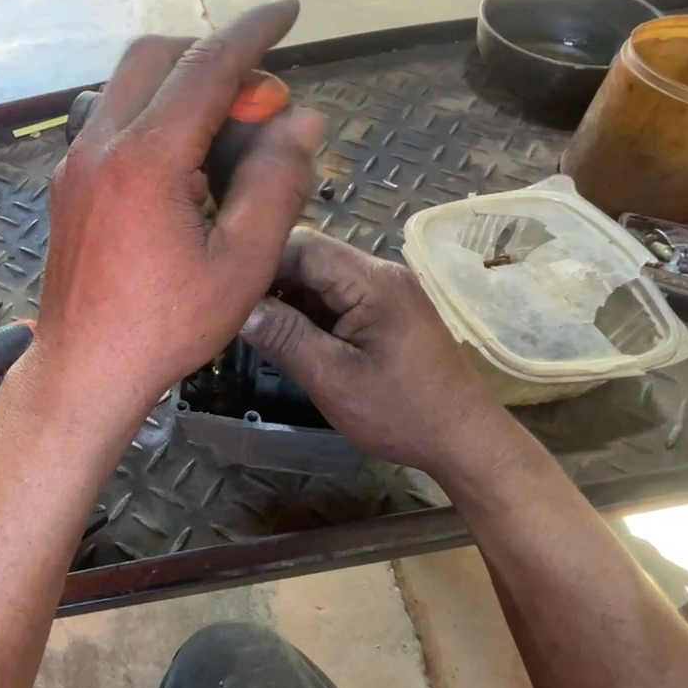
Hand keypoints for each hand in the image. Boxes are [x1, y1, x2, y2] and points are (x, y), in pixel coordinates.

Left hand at [33, 0, 324, 410]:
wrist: (84, 367)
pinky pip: (111, 120)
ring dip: (179, 86)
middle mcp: (100, 145)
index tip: (287, 11)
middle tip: (257, 98)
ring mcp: (75, 162)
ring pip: (127, 85)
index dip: (254, 33)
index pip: (206, 67)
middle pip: (155, 56)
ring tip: (225, 133)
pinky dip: (152, 115)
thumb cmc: (165, 326)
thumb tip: (302, 121)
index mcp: (146, 159)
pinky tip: (183, 163)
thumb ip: (276, 183)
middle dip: (211, 55)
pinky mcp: (67, 183)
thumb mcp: (242, 263)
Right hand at [241, 227, 519, 476]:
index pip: (302, 246)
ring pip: (316, 278)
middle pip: (308, 257)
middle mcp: (379, 274)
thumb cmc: (401, 413)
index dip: (259, 261)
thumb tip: (236, 307)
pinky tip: (280, 332)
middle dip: (267, 279)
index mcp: (372, 281)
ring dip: (282, 296)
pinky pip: (331, 296)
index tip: (223, 286)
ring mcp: (382, 291)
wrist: (465, 441)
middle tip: (228, 307)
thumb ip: (284, 337)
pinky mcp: (382, 311)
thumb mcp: (333, 378)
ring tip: (246, 320)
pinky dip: (302, 311)